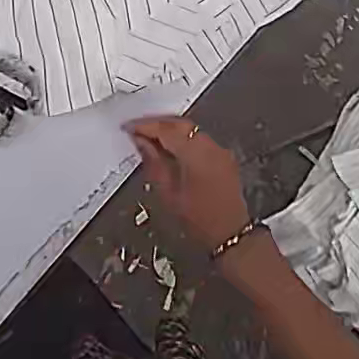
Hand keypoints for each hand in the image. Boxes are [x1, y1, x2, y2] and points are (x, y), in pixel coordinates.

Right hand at [125, 117, 249, 251]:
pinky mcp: (223, 156)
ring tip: (150, 137)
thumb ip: (154, 163)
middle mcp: (210, 146)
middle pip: (179, 124)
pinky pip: (199, 138)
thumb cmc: (197, 219)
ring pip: (190, 129)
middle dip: (157, 123)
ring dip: (169, 129)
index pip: (165, 130)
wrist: (230, 234)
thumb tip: (141, 142)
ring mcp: (219, 150)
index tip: (128, 127)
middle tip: (137, 129)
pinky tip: (170, 147)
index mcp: (195, 154)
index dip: (145, 126)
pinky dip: (182, 138)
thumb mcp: (168, 193)